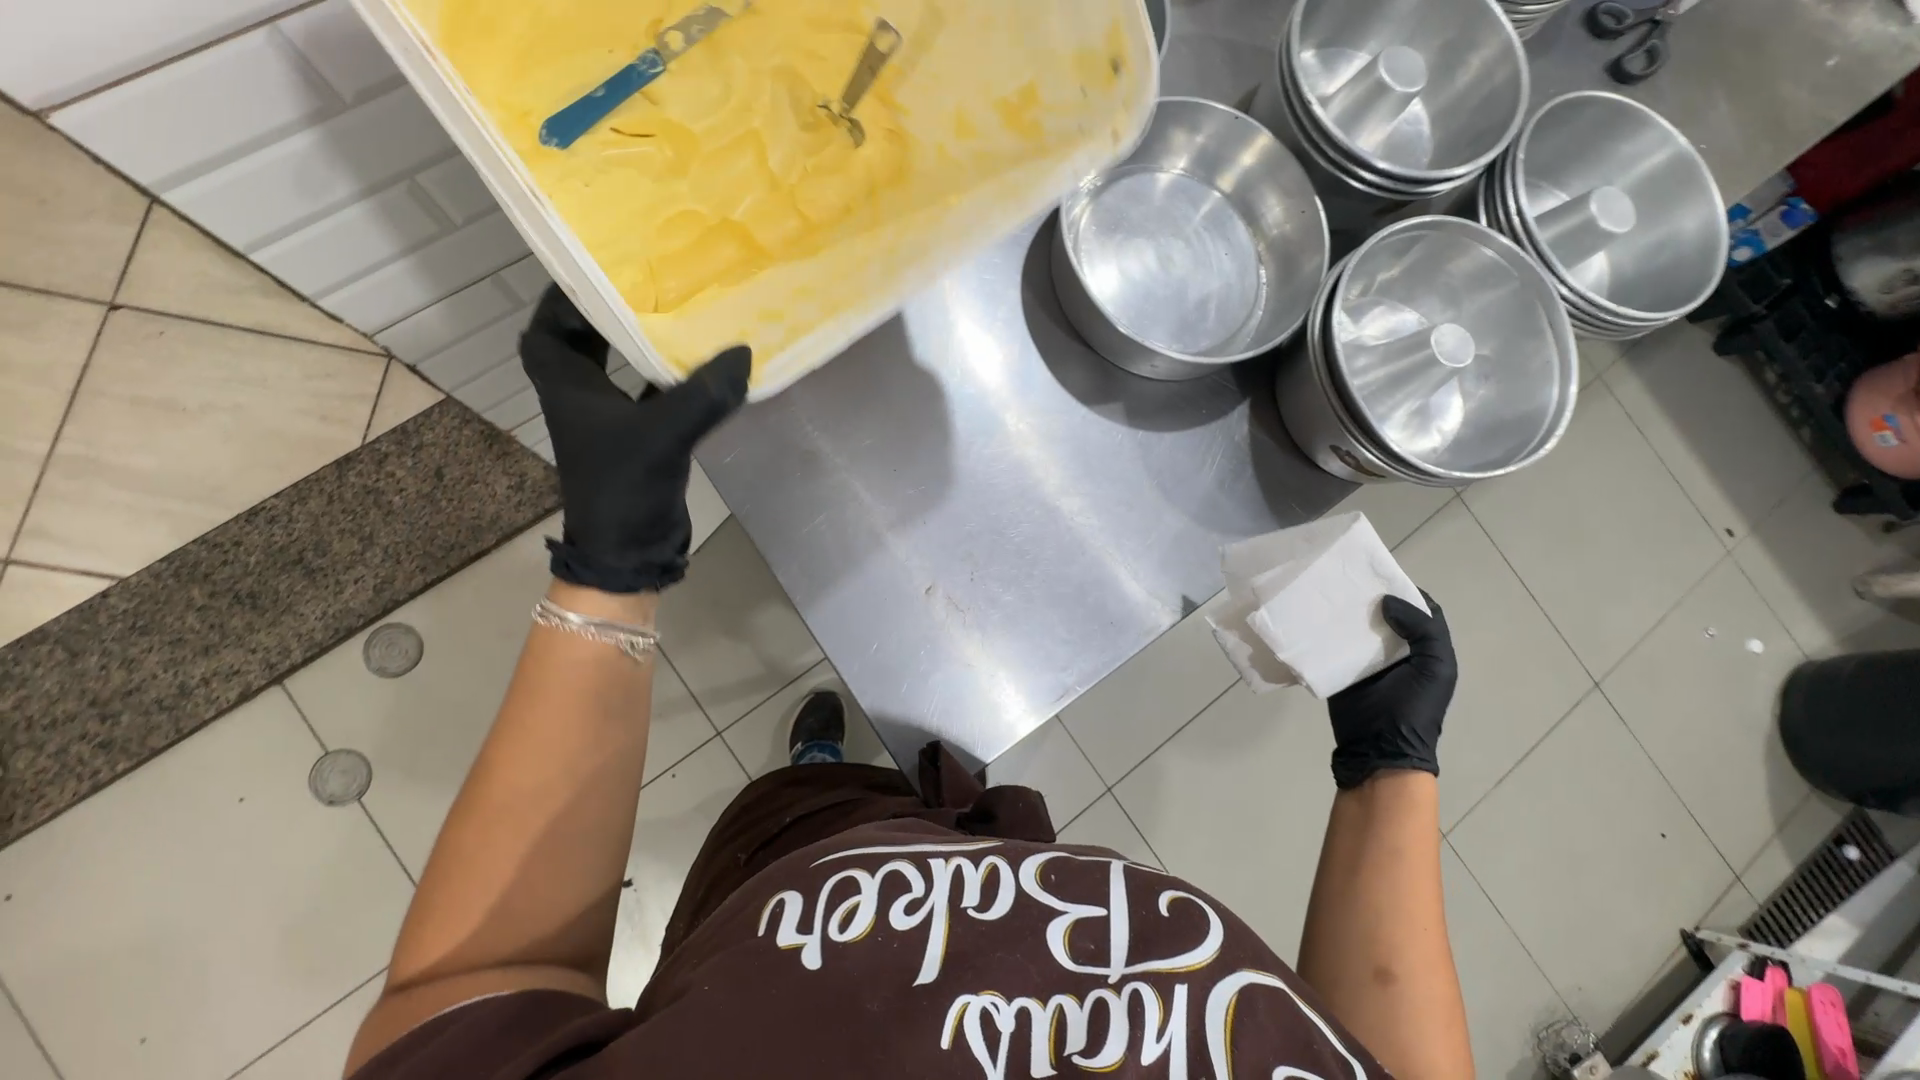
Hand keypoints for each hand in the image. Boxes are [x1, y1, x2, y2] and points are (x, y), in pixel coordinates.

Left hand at [521, 286, 750, 592]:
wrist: (629, 550)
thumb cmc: (625, 488)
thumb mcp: (662, 435)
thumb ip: (702, 393)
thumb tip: (743, 352)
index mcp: (565, 381)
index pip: (552, 319)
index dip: (569, 288)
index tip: (605, 258)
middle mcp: (581, 390)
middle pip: (587, 334)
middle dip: (613, 304)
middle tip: (651, 273)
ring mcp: (610, 414)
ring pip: (622, 360)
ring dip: (645, 336)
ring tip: (681, 302)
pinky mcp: (639, 432)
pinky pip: (652, 388)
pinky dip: (672, 372)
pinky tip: (705, 357)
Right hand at [1327, 590, 1456, 789]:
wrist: (1379, 750)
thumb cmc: (1413, 709)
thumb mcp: (1434, 668)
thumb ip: (1423, 631)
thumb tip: (1388, 601)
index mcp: (1426, 650)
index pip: (1422, 611)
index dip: (1407, 591)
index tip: (1381, 574)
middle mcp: (1399, 652)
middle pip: (1386, 616)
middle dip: (1371, 598)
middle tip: (1347, 579)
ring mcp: (1369, 663)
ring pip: (1359, 629)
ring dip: (1347, 614)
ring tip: (1327, 594)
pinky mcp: (1342, 672)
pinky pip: (1335, 648)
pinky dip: (1327, 633)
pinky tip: (1313, 618)